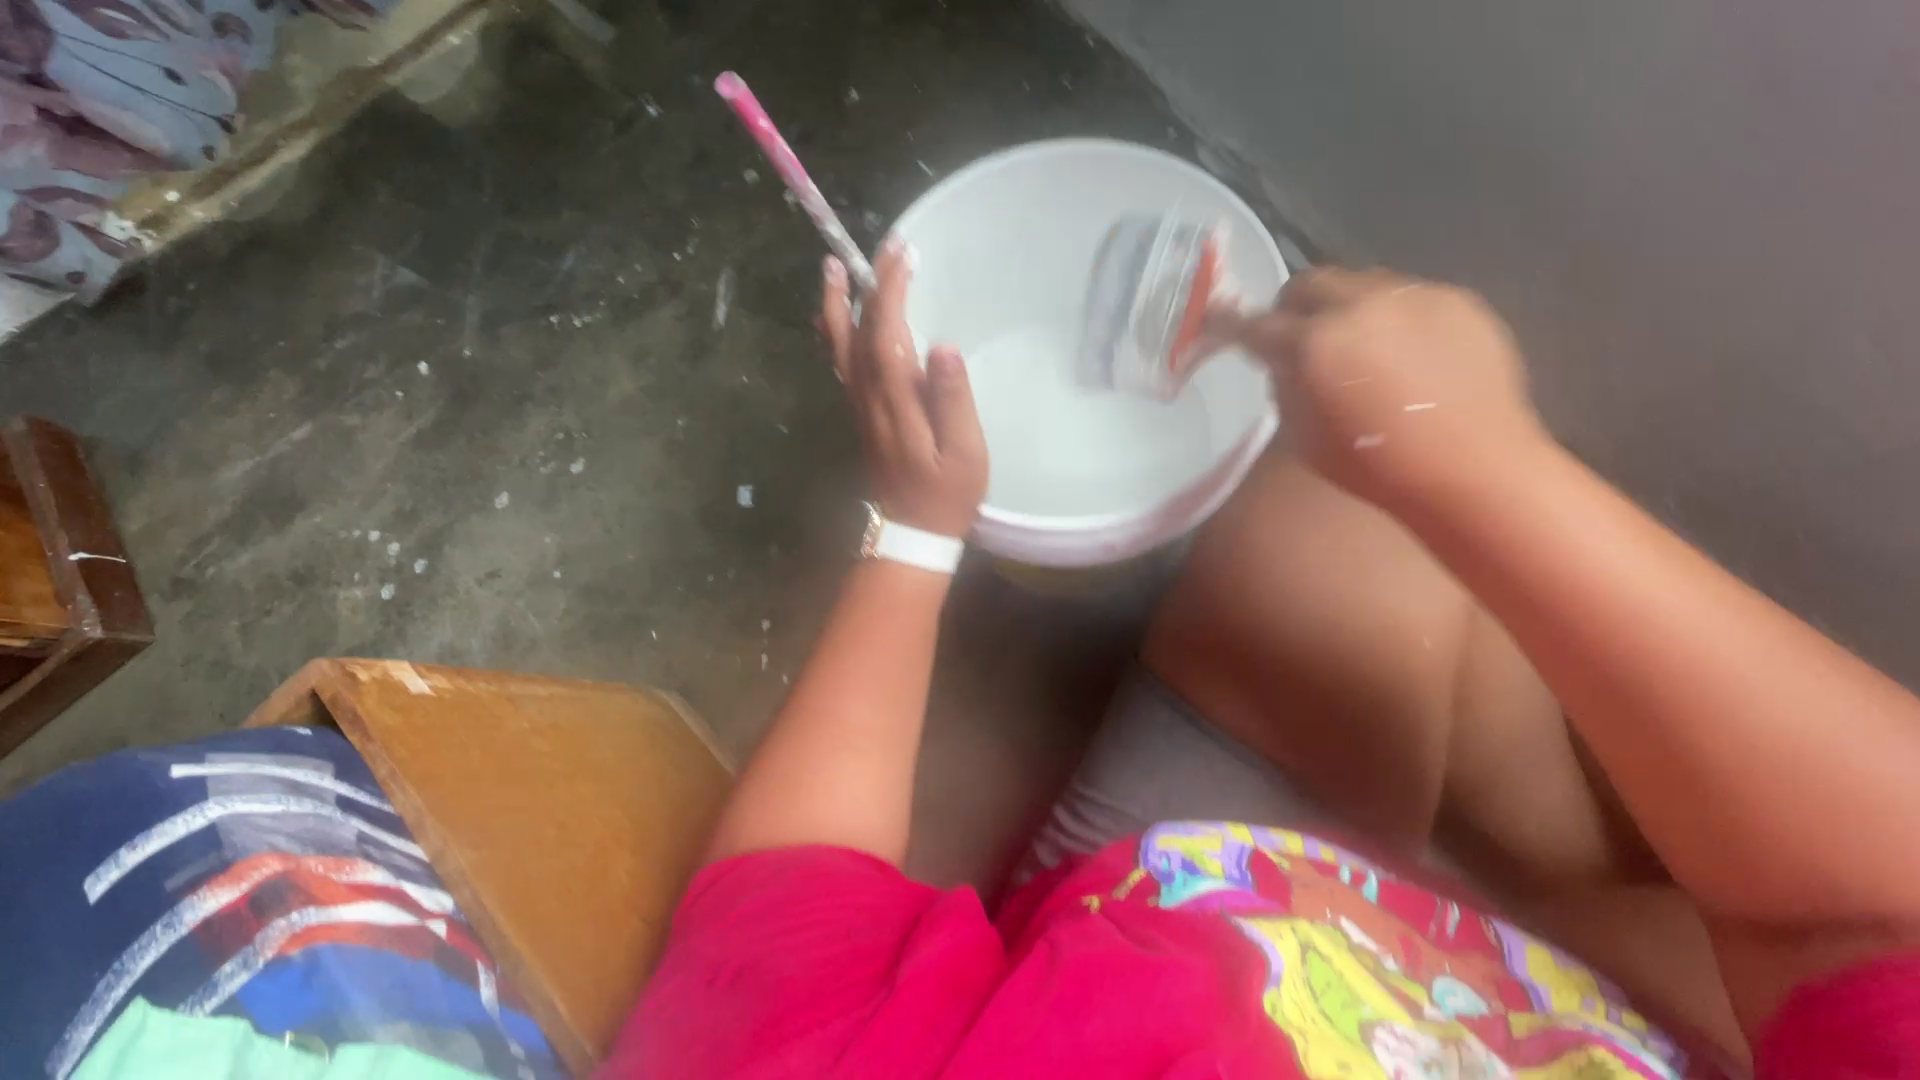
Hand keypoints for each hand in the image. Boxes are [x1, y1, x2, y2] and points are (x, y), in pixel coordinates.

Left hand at [821, 238, 989, 537]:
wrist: (912, 533)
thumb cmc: (947, 495)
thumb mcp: (964, 453)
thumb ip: (952, 400)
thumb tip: (942, 346)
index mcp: (897, 402)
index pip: (887, 333)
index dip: (892, 292)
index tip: (905, 255)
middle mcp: (870, 398)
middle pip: (856, 333)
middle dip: (865, 287)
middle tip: (876, 248)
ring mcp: (861, 407)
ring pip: (839, 348)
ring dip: (835, 306)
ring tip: (833, 269)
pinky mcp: (862, 416)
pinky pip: (843, 364)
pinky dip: (837, 334)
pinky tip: (840, 320)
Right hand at [1234, 268, 1548, 514]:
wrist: (1471, 466)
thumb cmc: (1374, 465)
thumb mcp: (1302, 434)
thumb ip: (1286, 384)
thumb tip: (1284, 360)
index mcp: (1314, 343)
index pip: (1256, 324)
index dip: (1231, 324)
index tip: (1218, 322)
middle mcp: (1360, 305)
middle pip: (1309, 282)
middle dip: (1293, 305)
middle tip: (1295, 333)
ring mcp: (1413, 296)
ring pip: (1360, 283)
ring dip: (1345, 307)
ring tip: (1358, 343)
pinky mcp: (1456, 299)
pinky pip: (1408, 296)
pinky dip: (1393, 318)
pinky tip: (1406, 354)